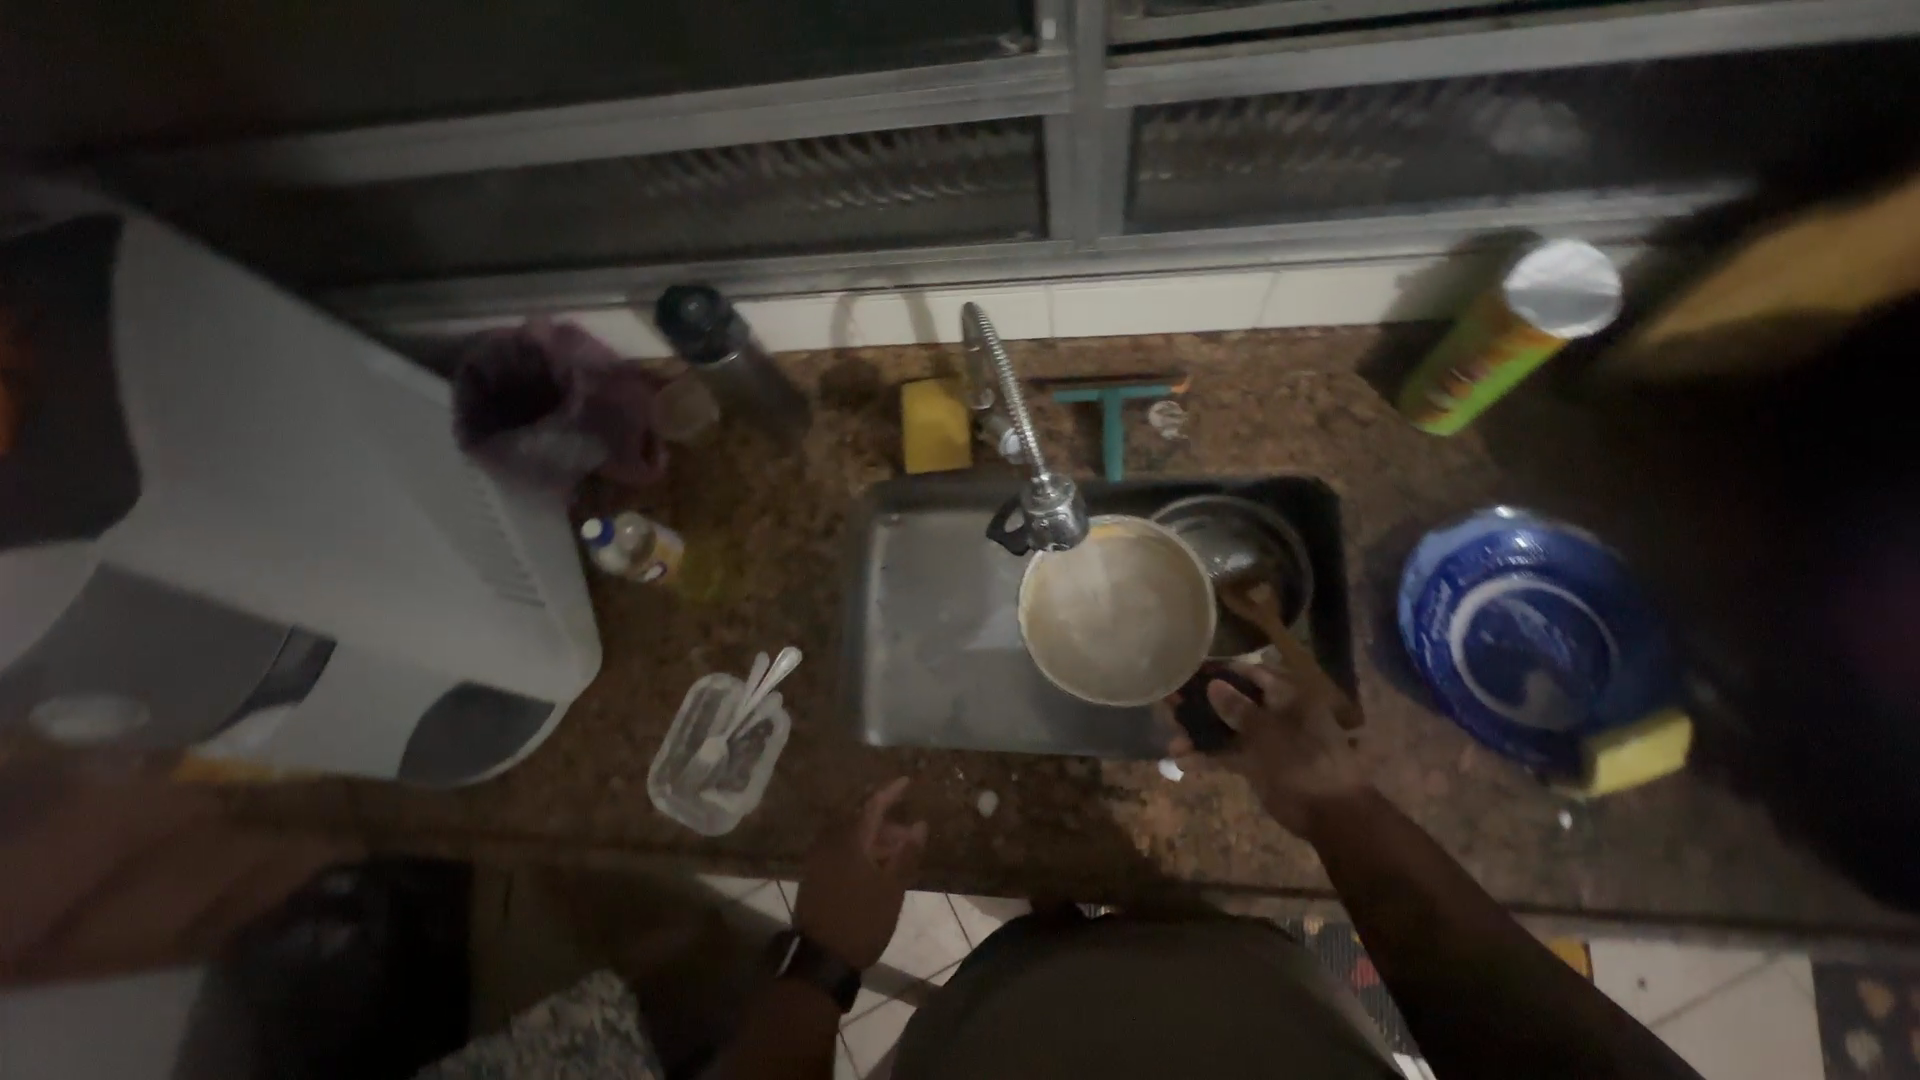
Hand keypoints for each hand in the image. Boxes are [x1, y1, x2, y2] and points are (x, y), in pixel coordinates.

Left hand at [792, 777, 927, 969]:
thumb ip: (906, 854)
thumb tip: (920, 824)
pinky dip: (861, 853)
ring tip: (897, 858)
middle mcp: (830, 843)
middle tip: (910, 837)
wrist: (819, 959)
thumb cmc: (861, 921)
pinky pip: (841, 852)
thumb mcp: (891, 889)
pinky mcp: (814, 877)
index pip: (872, 805)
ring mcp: (819, 860)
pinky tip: (875, 870)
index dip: (891, 792)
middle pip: (861, 821)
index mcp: (849, 840)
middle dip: (887, 825)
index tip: (908, 781)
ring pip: (851, 839)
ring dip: (875, 841)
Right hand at [1157, 658, 1371, 837]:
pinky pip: (1228, 755)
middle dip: (1202, 704)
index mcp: (1287, 697)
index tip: (1191, 671)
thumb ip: (1238, 707)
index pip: (1251, 674)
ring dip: (1200, 734)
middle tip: (1170, 703)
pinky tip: (1181, 761)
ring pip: (1227, 730)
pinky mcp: (1258, 765)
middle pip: (1234, 701)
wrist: (1331, 813)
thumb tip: (1213, 684)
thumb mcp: (1267, 731)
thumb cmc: (1303, 761)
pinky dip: (1207, 757)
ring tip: (1170, 738)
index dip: (1221, 671)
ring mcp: (1266, 741)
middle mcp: (1275, 714)